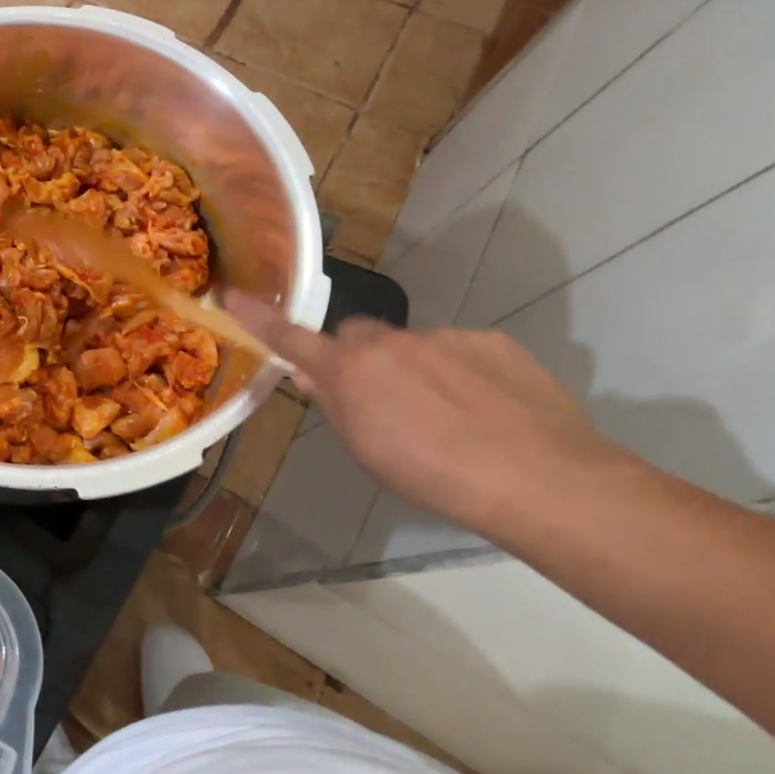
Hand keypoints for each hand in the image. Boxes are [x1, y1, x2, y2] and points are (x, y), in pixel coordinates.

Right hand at [225, 291, 624, 531]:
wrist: (543, 479)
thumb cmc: (436, 476)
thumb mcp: (368, 452)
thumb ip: (337, 406)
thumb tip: (313, 378)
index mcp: (351, 371)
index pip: (292, 338)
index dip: (259, 319)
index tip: (232, 294)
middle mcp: (391, 342)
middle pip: (359, 337)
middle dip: (362, 358)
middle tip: (385, 401)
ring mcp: (445, 337)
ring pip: (414, 348)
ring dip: (419, 372)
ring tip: (454, 419)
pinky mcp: (493, 342)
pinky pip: (462, 352)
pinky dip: (465, 375)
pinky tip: (489, 411)